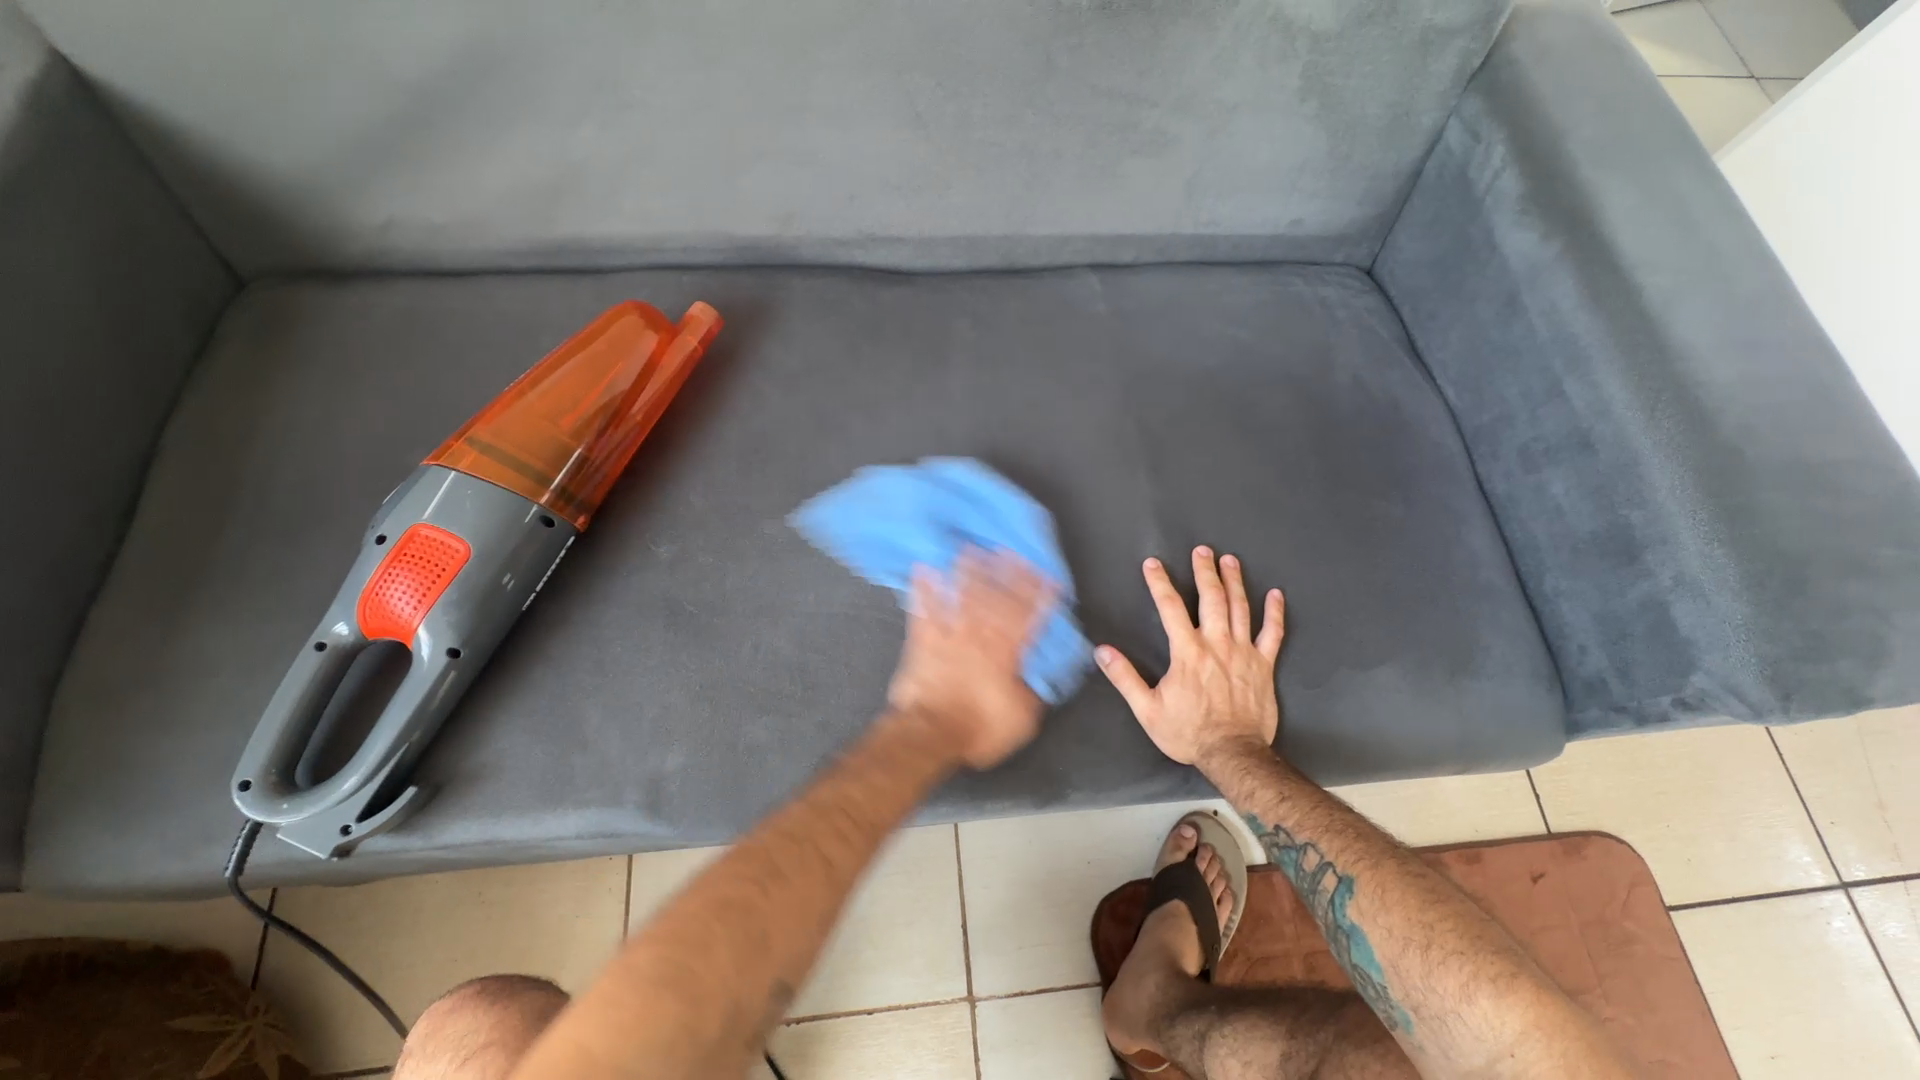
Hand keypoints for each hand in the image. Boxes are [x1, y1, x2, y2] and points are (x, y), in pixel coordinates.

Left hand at [888, 548, 1053, 769]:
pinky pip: (923, 611)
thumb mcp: (1021, 719)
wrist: (931, 733)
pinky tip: (922, 570)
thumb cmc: (978, 728)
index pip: (1028, 618)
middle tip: (1010, 551)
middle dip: (1006, 573)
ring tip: (971, 549)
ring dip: (967, 572)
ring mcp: (950, 637)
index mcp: (1007, 654)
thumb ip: (1031, 695)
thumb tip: (1038, 683)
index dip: (1040, 596)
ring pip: (961, 597)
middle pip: (995, 599)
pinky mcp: (923, 643)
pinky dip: (923, 590)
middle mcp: (980, 638)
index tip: (1048, 577)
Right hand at [1095, 546, 1284, 766]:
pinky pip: (1273, 633)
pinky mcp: (1264, 665)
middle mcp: (1216, 644)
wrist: (1233, 753)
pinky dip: (1275, 612)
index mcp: (1187, 652)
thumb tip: (1102, 651)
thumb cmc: (1188, 733)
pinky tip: (1275, 595)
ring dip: (1235, 582)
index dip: (1159, 583)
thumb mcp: (1147, 709)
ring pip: (1241, 608)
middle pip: (1211, 598)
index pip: (1170, 608)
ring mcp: (1244, 653)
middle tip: (1202, 550)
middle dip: (1204, 571)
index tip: (1153, 564)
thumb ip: (1125, 677)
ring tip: (1230, 561)